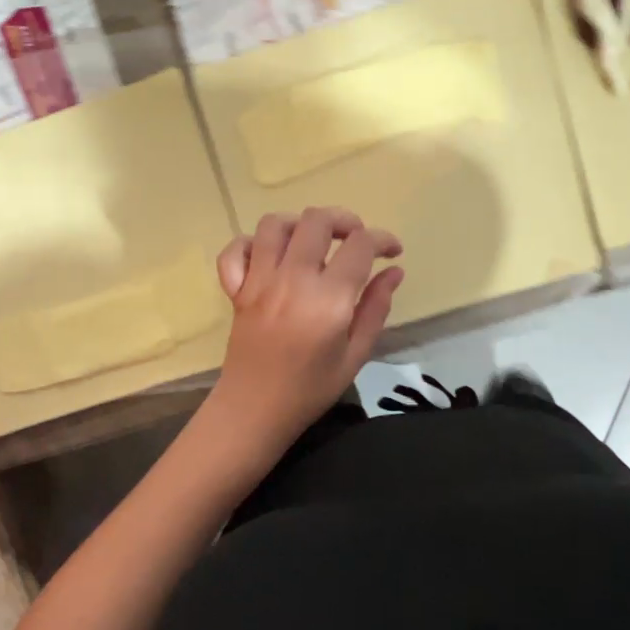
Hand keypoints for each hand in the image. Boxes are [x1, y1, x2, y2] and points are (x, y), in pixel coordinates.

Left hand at [207, 207, 403, 448]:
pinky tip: (271, 259)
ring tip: (313, 243)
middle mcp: (292, 281)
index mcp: (328, 300)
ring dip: (299, 224)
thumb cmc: (310, 390)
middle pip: (316, 220)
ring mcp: (259, 282)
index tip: (391, 252)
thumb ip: (375, 309)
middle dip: (344, 221)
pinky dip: (251, 245)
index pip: (360, 245)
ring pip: (275, 225)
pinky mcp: (236, 290)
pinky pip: (236, 250)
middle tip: (354, 241)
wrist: (255, 409)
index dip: (382, 240)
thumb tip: (393, 271)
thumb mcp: (354, 356)